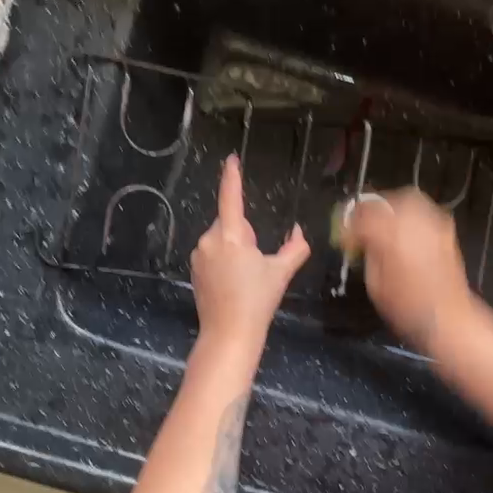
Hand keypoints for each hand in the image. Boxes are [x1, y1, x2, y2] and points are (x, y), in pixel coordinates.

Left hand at [190, 156, 310, 351]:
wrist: (229, 333)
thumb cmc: (257, 301)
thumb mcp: (281, 272)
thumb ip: (295, 248)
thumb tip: (299, 232)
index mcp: (230, 235)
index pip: (230, 198)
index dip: (231, 176)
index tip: (231, 159)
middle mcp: (209, 240)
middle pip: (230, 223)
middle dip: (244, 234)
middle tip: (258, 261)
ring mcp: (199, 256)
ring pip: (221, 240)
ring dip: (235, 248)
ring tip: (246, 276)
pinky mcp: (194, 270)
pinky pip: (212, 254)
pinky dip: (224, 260)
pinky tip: (233, 283)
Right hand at [338, 188, 472, 349]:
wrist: (449, 317)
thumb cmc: (407, 308)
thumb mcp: (375, 284)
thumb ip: (368, 253)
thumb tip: (363, 240)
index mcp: (390, 234)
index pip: (361, 215)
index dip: (348, 225)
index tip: (344, 239)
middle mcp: (412, 221)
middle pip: (385, 200)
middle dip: (370, 209)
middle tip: (361, 224)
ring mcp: (433, 222)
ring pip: (407, 198)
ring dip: (391, 207)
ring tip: (383, 224)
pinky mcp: (446, 229)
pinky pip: (424, 210)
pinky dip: (411, 215)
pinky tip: (405, 230)